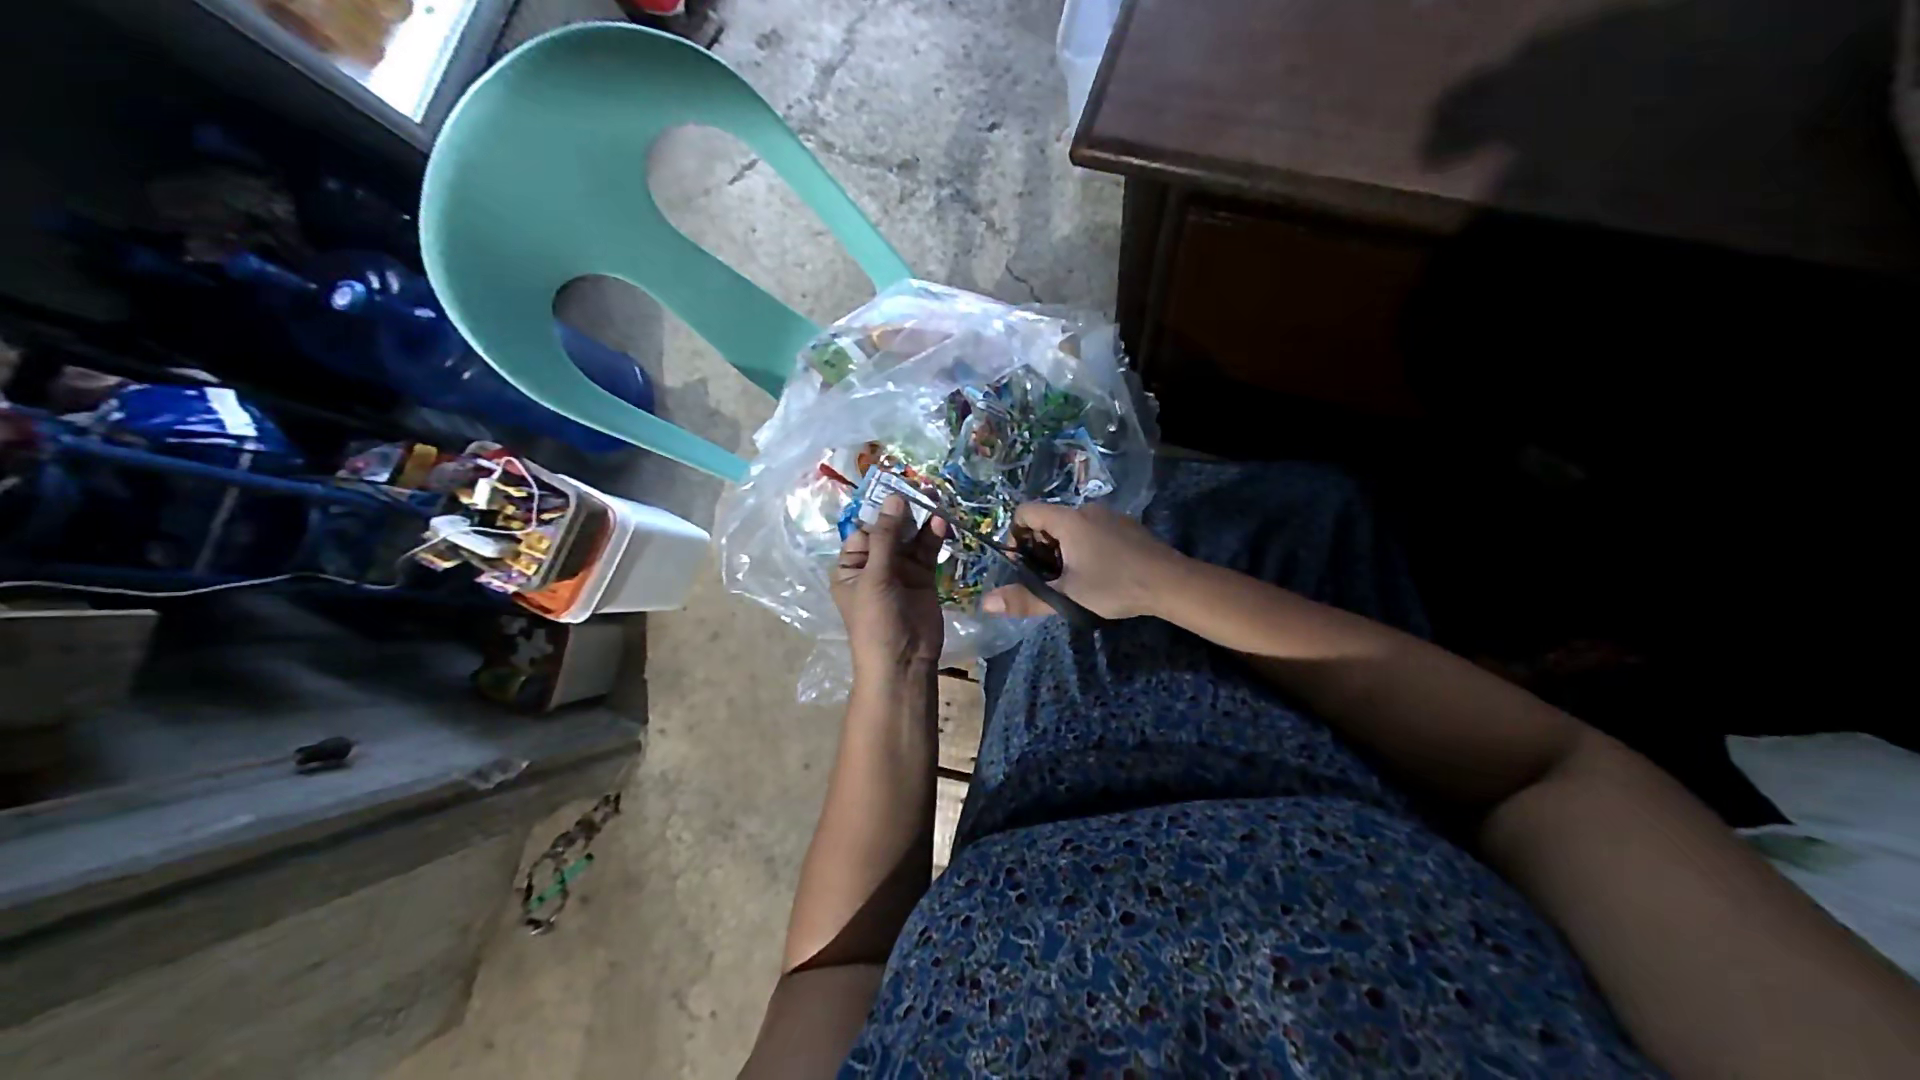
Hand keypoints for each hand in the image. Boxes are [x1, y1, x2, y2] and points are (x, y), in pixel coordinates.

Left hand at [832, 494, 947, 676]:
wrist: (903, 661)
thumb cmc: (877, 620)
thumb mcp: (875, 577)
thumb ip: (887, 537)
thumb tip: (895, 498)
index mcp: (851, 566)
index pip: (865, 529)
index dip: (880, 510)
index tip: (897, 486)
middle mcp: (874, 566)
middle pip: (890, 531)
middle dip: (904, 512)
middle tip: (921, 486)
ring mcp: (900, 572)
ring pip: (910, 539)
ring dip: (921, 521)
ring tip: (935, 497)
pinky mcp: (923, 579)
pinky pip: (927, 552)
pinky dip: (933, 538)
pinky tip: (941, 523)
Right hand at [980, 501, 1183, 620]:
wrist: (1171, 583)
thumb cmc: (1114, 586)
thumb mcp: (1066, 597)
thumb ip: (1026, 599)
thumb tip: (986, 603)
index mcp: (1068, 520)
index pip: (1026, 511)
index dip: (1015, 533)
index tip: (1021, 562)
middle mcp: (1087, 510)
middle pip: (1049, 519)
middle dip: (1039, 546)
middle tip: (1047, 577)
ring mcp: (1110, 516)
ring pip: (1072, 526)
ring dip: (1063, 548)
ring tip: (1072, 579)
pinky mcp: (1127, 526)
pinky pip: (1093, 530)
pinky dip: (1085, 546)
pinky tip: (1099, 573)